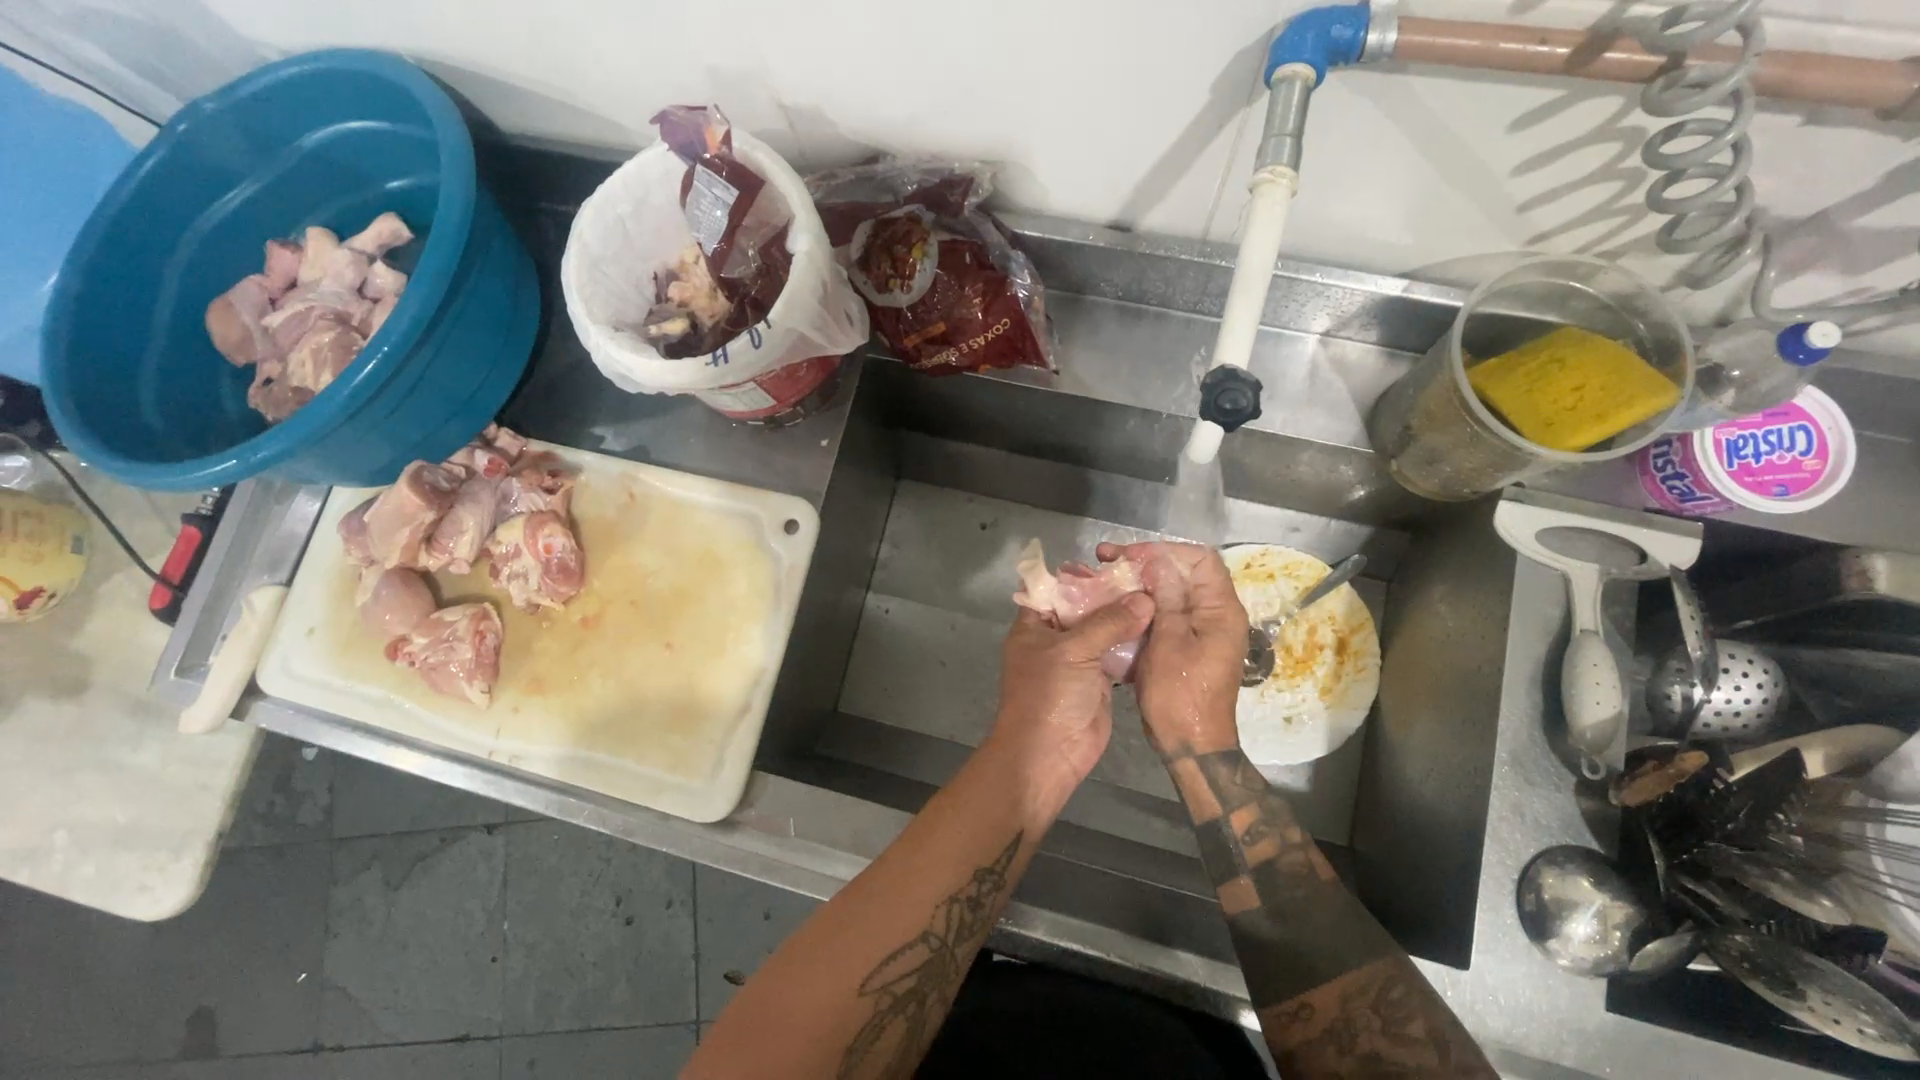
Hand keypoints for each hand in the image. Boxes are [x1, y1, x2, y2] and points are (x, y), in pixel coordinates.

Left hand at [990, 594, 1155, 809]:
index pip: (1054, 588)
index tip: (1114, 561)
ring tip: (1160, 595)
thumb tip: (1145, 599)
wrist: (1048, 755)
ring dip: (1127, 618)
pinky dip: (1134, 643)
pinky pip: (1117, 654)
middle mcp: (1055, 638)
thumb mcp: (1073, 651)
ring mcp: (1077, 660)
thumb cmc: (1048, 696)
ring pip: (1104, 630)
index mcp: (1035, 625)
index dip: (1080, 574)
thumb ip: (1109, 622)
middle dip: (1112, 594)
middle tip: (1148, 576)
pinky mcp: (1098, 680)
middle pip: (1084, 607)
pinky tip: (1160, 627)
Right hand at [1098, 542, 1247, 756]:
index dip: (1163, 550)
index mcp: (1221, 610)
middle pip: (1186, 572)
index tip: (1127, 556)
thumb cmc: (1180, 696)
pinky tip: (1117, 608)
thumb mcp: (1168, 643)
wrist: (1192, 746)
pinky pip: (1168, 615)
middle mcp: (1218, 615)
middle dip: (1147, 563)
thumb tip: (1158, 562)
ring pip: (1174, 593)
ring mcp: (1204, 631)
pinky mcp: (1189, 645)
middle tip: (1107, 562)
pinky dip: (1144, 607)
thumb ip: (1167, 599)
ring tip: (1107, 580)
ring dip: (1142, 584)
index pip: (1200, 559)